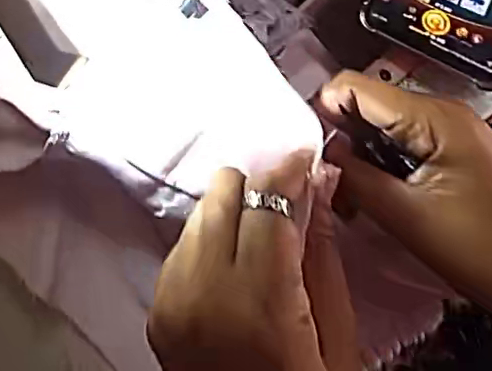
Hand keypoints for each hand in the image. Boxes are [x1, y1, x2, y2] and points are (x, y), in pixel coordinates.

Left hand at [148, 151, 332, 370]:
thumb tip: (316, 179)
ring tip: (259, 244)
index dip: (288, 168)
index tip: (305, 157)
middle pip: (224, 188)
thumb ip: (319, 248)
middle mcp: (203, 290)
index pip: (265, 197)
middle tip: (284, 208)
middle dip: (258, 190)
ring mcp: (172, 297)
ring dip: (232, 213)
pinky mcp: (156, 306)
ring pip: (201, 209)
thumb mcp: (334, 335)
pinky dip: (210, 242)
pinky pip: (184, 242)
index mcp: (258, 302)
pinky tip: (233, 270)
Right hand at [312, 71, 491, 315]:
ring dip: (364, 153)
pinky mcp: (455, 146)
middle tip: (335, 182)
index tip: (315, 151)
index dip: (326, 111)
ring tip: (357, 195)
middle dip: (344, 136)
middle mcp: (440, 108)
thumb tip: (322, 151)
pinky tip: (385, 194)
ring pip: (383, 121)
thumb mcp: (410, 218)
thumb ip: (357, 176)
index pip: (353, 85)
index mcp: (431, 115)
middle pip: (367, 101)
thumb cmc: (490, 252)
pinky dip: (386, 161)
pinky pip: (405, 138)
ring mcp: (450, 126)